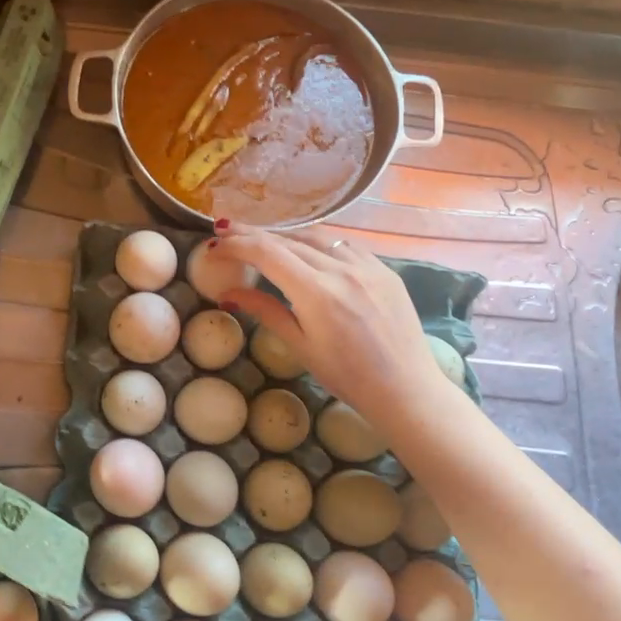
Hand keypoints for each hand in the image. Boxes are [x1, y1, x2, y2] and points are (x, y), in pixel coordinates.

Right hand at [212, 222, 444, 415]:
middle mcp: (341, 269)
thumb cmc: (347, 376)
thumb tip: (227, 294)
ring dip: (284, 235)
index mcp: (316, 292)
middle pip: (288, 240)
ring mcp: (366, 265)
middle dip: (253, 235)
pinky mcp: (383, 269)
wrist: (405, 388)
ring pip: (315, 237)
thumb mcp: (300, 345)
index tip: (215, 245)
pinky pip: (343, 245)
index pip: (267, 253)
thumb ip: (265, 311)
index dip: (237, 245)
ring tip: (261, 238)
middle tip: (226, 232)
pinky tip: (306, 248)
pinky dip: (317, 242)